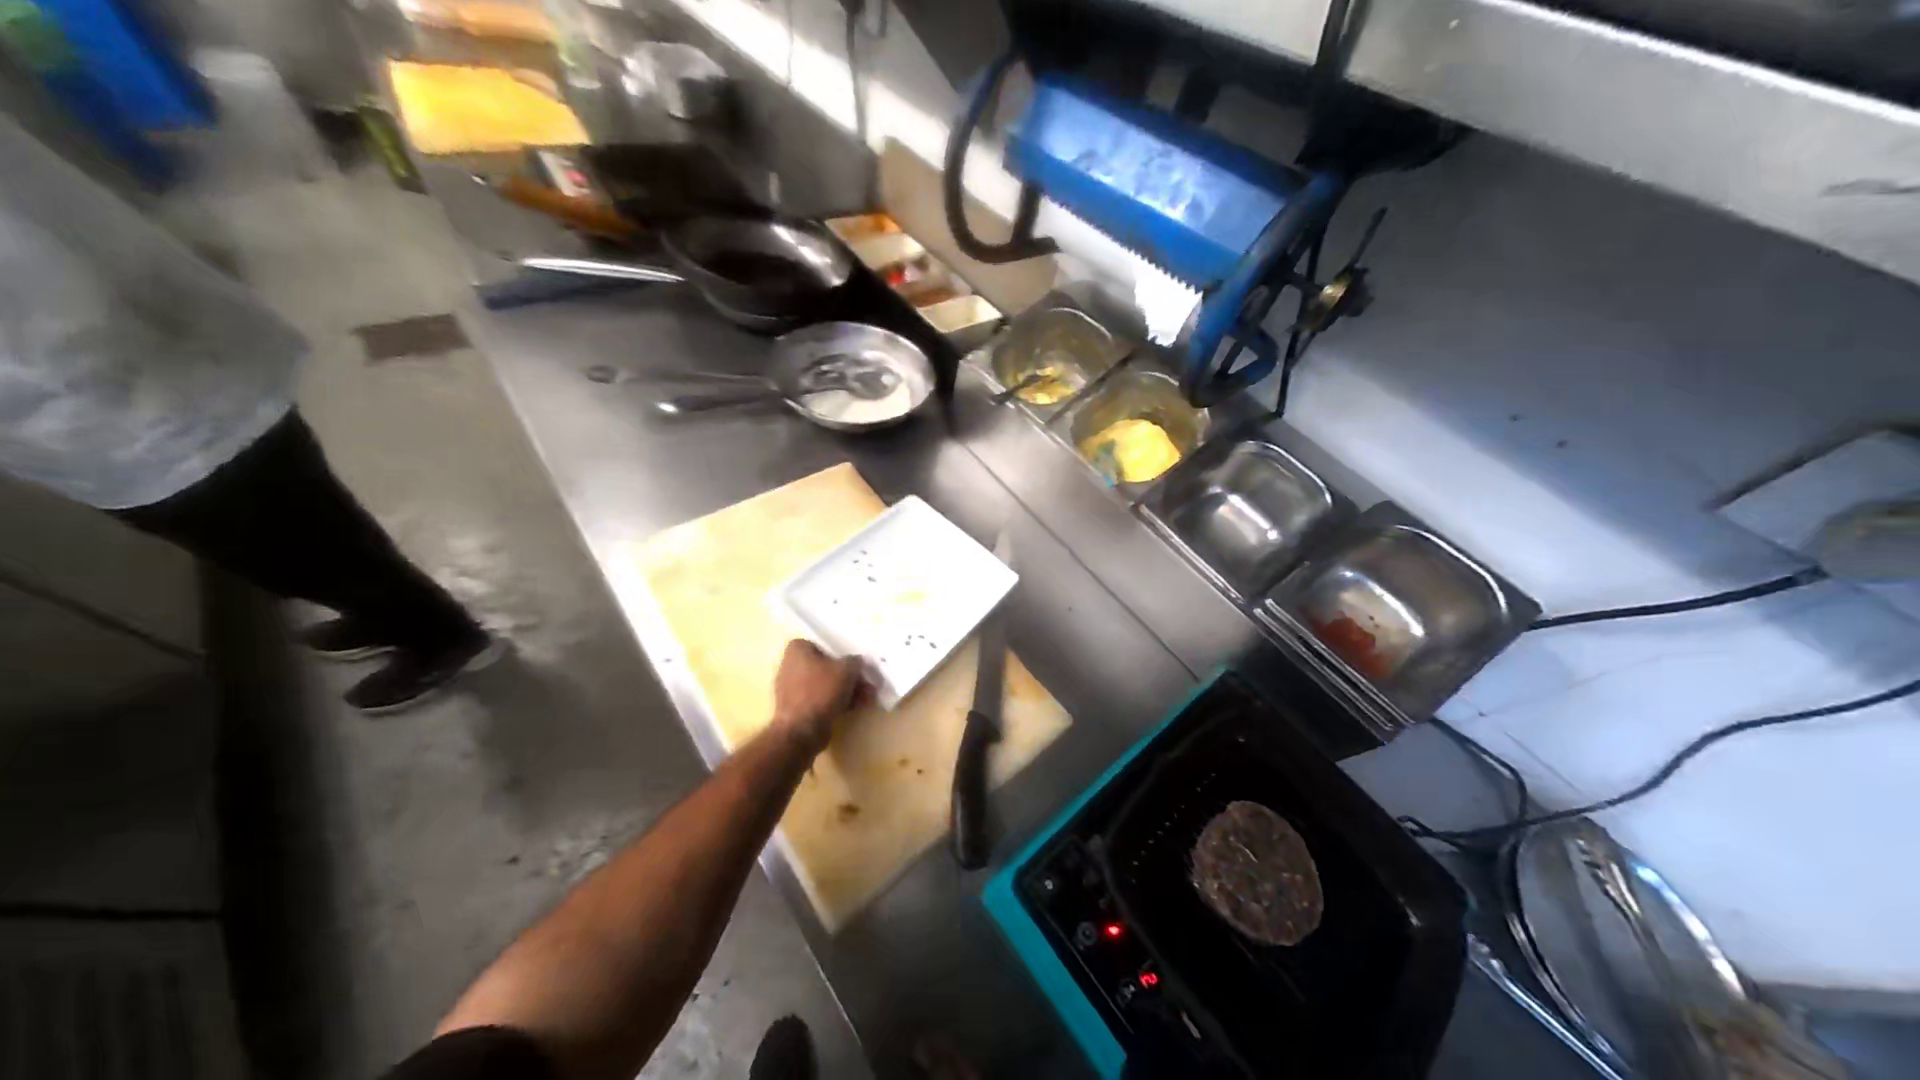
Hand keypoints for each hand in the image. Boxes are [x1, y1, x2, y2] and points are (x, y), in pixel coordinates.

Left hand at [772, 640, 865, 753]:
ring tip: (868, 697)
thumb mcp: (846, 669)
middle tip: (868, 682)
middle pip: (827, 666)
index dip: (841, 652)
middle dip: (849, 676)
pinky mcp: (798, 708)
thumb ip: (855, 661)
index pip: (823, 644)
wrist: (802, 730)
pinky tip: (858, 707)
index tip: (856, 662)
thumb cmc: (821, 690)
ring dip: (848, 689)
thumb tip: (857, 662)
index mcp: (797, 650)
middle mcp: (791, 666)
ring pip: (826, 684)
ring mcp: (793, 689)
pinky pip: (822, 699)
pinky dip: (838, 701)